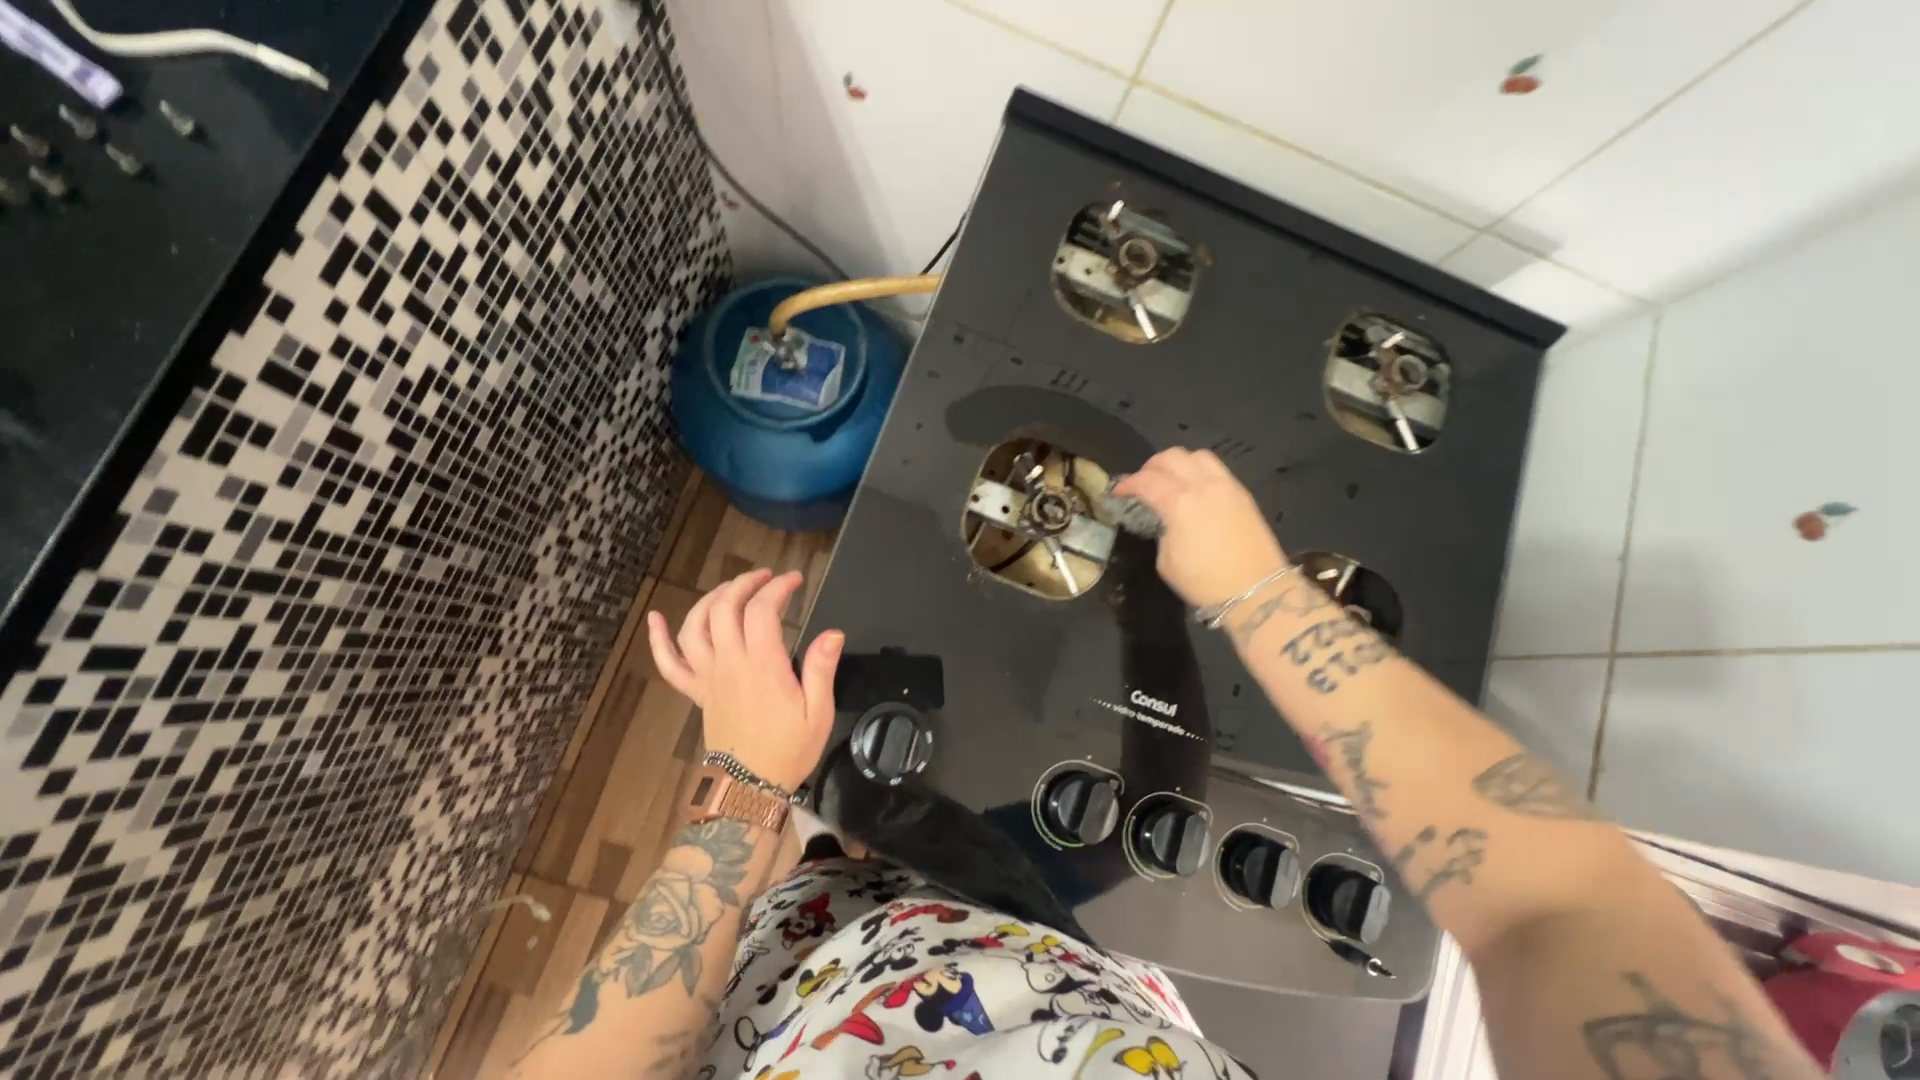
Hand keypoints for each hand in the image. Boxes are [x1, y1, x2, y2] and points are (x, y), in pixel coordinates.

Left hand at [646, 569, 844, 791]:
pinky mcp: (695, 691)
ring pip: (695, 626)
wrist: (750, 786)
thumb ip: (821, 669)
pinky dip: (658, 639)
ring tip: (731, 589)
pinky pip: (669, 663)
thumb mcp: (819, 712)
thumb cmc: (790, 749)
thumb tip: (832, 632)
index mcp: (763, 667)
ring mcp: (707, 677)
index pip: (762, 611)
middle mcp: (729, 664)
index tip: (795, 580)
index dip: (777, 588)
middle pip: (724, 608)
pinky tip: (655, 618)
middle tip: (766, 578)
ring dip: (711, 599)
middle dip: (744, 583)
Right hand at [1112, 447, 1288, 607]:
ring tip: (1169, 480)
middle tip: (1142, 483)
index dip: (1128, 484)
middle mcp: (1203, 486)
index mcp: (1179, 503)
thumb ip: (1161, 531)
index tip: (1119, 492)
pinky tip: (1193, 489)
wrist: (1256, 591)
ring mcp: (1226, 486)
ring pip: (1197, 456)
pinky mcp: (1242, 494)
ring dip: (1178, 463)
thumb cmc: (1205, 582)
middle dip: (1151, 467)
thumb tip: (1163, 520)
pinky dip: (1198, 471)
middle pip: (1172, 457)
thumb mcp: (1167, 561)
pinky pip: (1216, 469)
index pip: (1146, 481)